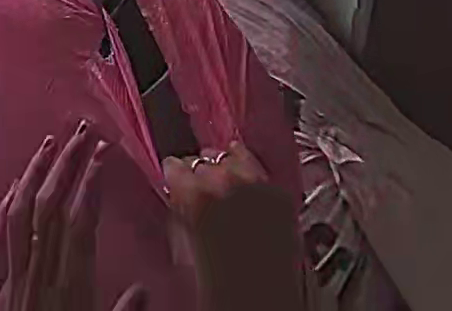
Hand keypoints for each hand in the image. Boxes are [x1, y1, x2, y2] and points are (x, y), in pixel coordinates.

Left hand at [0, 120, 146, 310]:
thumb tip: (145, 290)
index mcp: (69, 288)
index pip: (80, 220)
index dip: (92, 182)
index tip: (105, 151)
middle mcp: (39, 275)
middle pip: (51, 206)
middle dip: (67, 163)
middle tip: (82, 131)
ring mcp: (14, 280)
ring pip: (21, 213)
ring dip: (36, 173)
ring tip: (50, 143)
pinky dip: (5, 208)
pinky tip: (15, 186)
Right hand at [163, 142, 303, 310]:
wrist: (266, 310)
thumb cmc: (224, 292)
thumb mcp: (186, 255)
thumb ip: (179, 217)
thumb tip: (176, 201)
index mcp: (198, 201)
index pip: (176, 167)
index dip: (173, 175)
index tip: (172, 179)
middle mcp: (227, 185)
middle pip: (203, 161)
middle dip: (198, 174)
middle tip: (195, 188)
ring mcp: (256, 187)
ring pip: (231, 157)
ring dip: (222, 167)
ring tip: (218, 178)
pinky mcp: (278, 196)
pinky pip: (257, 168)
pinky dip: (247, 168)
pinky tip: (241, 174)